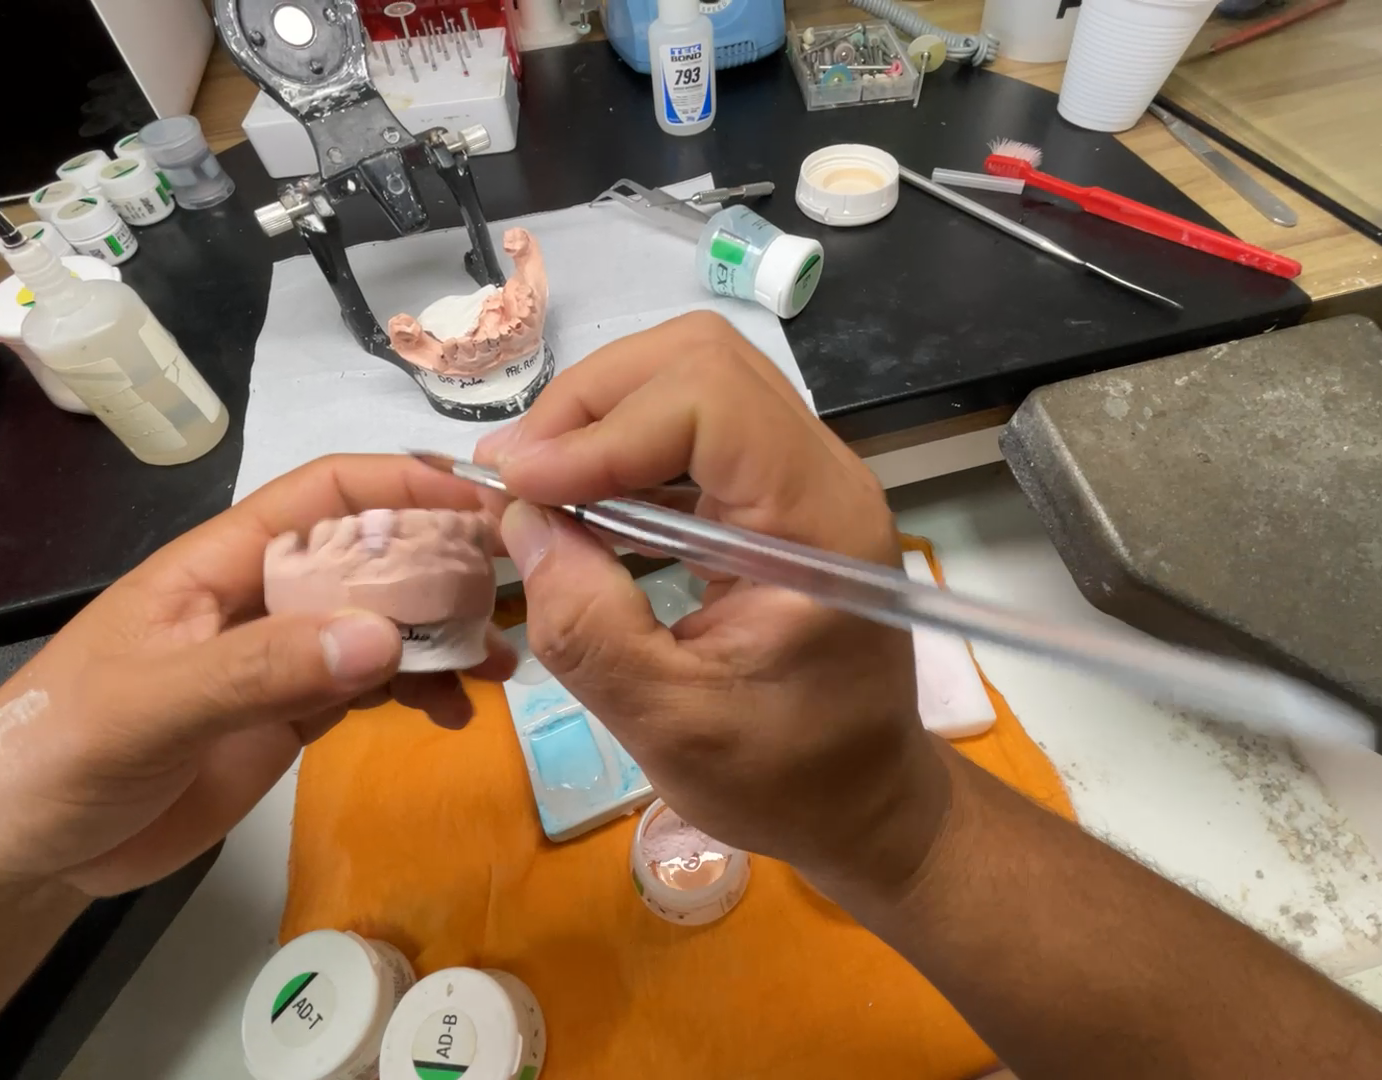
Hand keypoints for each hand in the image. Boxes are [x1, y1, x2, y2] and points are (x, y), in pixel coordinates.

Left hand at [0, 456, 515, 899]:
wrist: (20, 857)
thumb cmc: (56, 757)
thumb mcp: (150, 707)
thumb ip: (262, 669)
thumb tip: (385, 637)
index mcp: (227, 561)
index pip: (327, 494)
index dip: (403, 484)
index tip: (478, 503)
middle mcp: (271, 595)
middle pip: (376, 554)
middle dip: (446, 563)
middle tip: (512, 586)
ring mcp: (291, 654)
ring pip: (388, 621)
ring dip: (447, 635)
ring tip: (499, 664)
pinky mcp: (303, 707)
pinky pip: (380, 683)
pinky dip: (423, 690)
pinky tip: (453, 713)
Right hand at [475, 312, 949, 890]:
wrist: (860, 794)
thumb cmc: (786, 777)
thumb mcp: (671, 726)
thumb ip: (588, 626)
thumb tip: (521, 521)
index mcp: (818, 522)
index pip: (713, 399)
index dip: (605, 427)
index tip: (524, 488)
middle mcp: (820, 473)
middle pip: (700, 360)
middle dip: (592, 402)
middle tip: (521, 474)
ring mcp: (800, 475)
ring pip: (693, 378)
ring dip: (602, 417)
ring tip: (540, 482)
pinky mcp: (773, 492)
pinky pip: (692, 428)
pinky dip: (623, 446)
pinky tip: (584, 497)